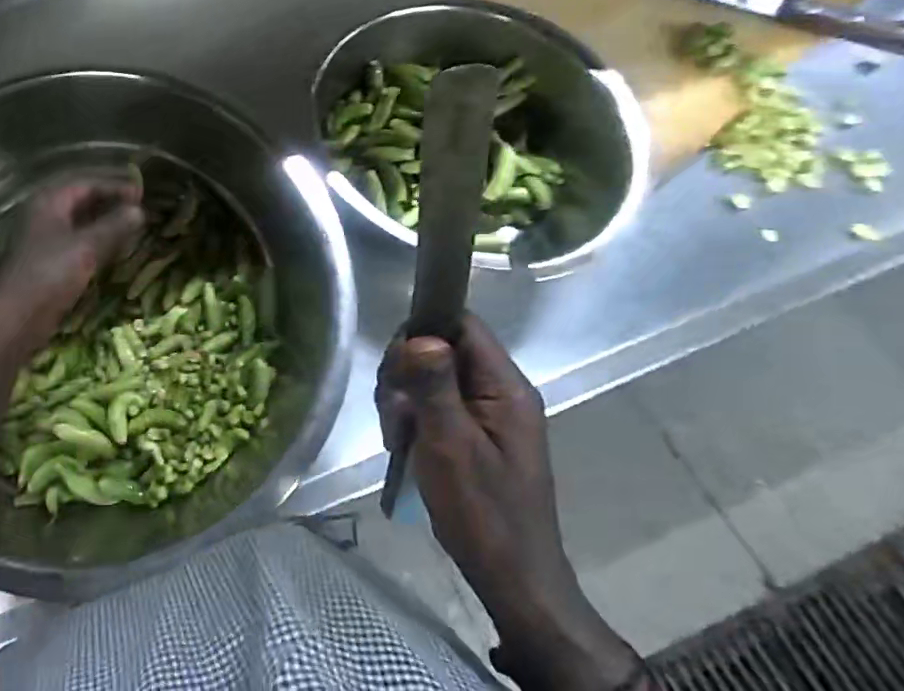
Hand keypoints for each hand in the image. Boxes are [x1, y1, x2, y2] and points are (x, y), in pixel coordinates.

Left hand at [0, 176, 143, 359]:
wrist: (15, 319)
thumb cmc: (48, 274)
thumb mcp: (86, 247)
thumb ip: (114, 225)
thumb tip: (139, 210)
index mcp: (49, 201)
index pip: (87, 183)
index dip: (115, 186)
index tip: (143, 195)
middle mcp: (44, 214)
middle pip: (82, 200)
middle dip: (111, 203)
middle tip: (141, 210)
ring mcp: (44, 238)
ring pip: (80, 223)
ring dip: (106, 224)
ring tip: (133, 229)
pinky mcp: (47, 262)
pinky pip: (76, 243)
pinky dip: (97, 242)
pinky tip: (115, 251)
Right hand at [376, 315, 642, 690]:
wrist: (511, 578)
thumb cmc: (482, 510)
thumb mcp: (451, 444)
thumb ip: (435, 385)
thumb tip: (419, 334)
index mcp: (505, 387)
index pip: (462, 324)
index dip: (423, 331)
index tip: (396, 365)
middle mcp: (498, 392)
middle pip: (439, 347)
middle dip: (405, 371)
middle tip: (392, 410)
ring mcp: (485, 413)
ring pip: (429, 375)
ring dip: (402, 398)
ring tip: (397, 435)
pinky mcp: (471, 432)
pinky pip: (432, 403)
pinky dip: (410, 417)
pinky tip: (402, 443)